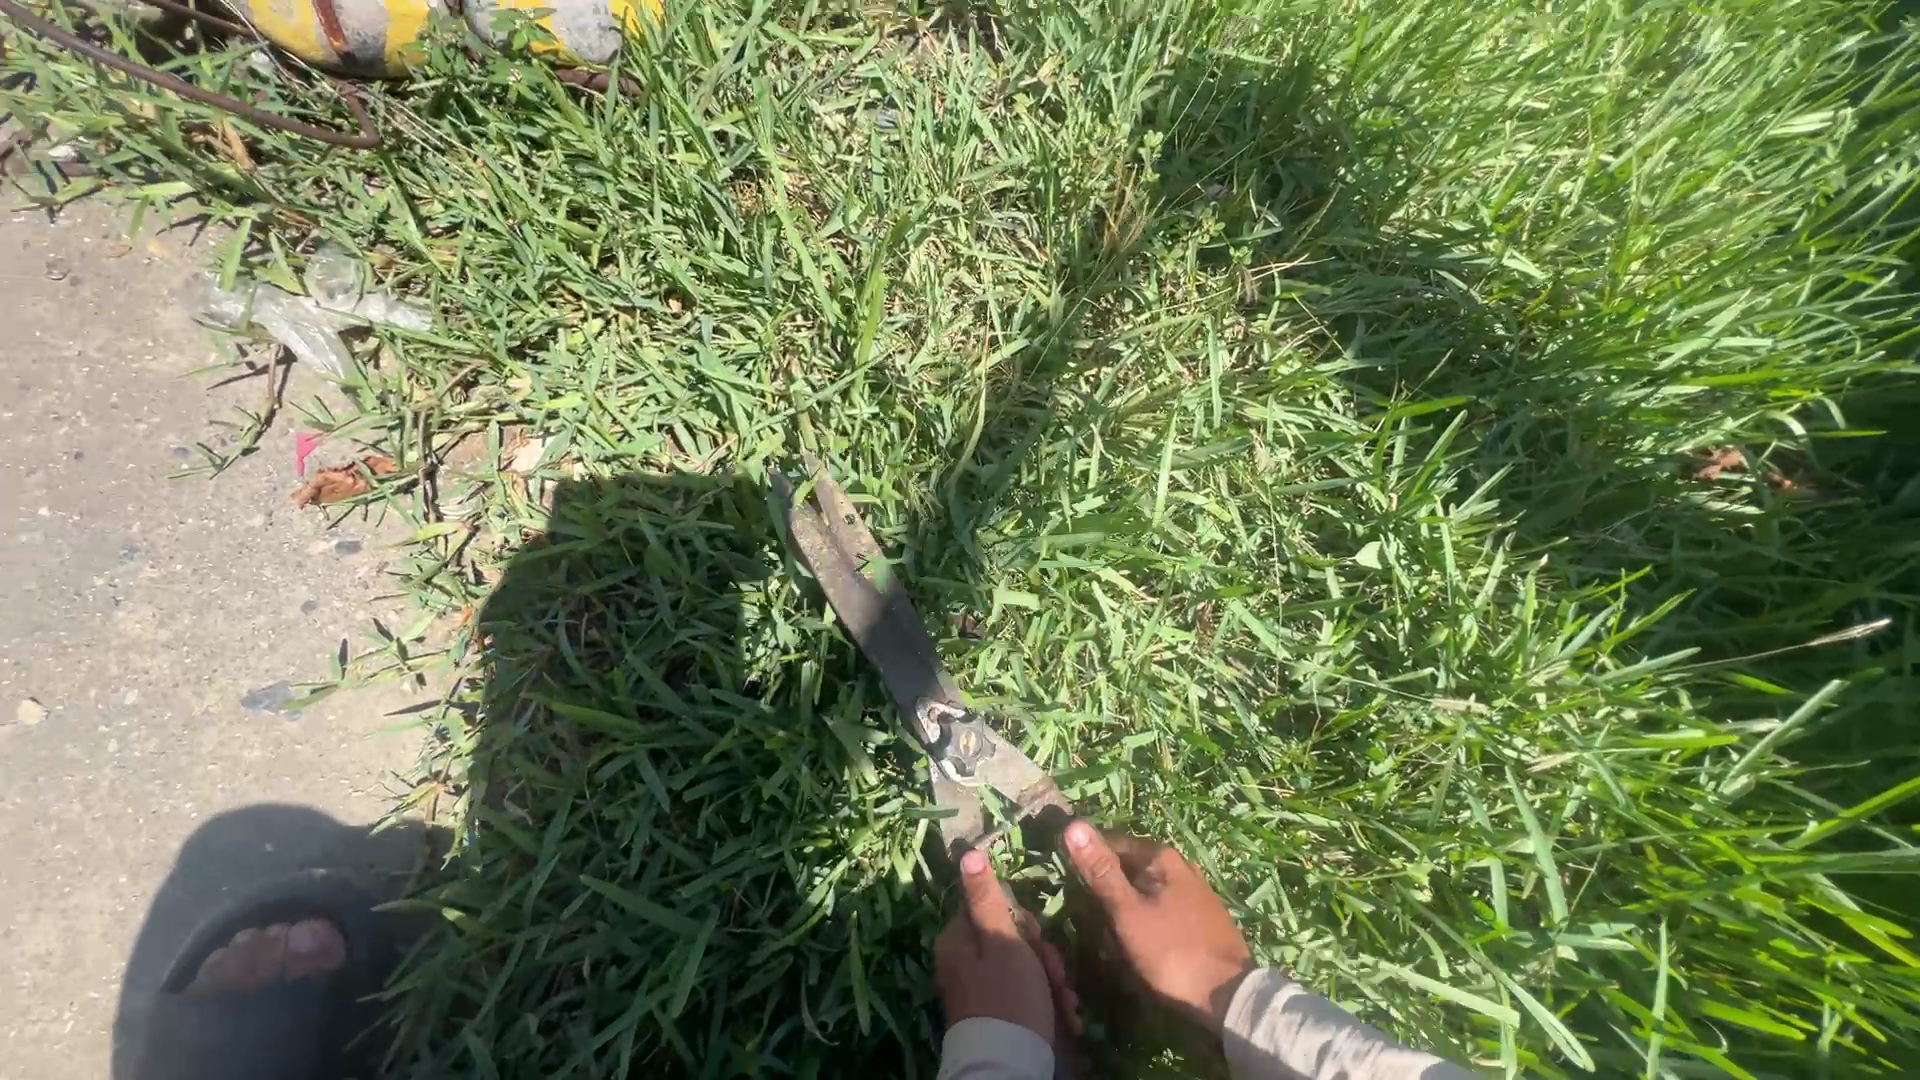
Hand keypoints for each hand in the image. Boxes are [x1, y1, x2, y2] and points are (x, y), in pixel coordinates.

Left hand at [934, 848, 1061, 1043]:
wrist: (1010, 1068)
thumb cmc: (1008, 997)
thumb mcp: (1002, 940)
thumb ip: (988, 898)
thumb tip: (967, 854)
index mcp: (957, 941)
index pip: (990, 905)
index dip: (1020, 916)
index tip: (1038, 934)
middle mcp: (962, 963)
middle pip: (1009, 937)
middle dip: (1041, 953)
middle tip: (1055, 970)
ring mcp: (978, 991)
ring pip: (1022, 967)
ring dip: (1050, 980)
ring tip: (1066, 998)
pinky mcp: (996, 1015)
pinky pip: (1024, 994)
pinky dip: (1046, 1002)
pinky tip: (1065, 1015)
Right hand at [1063, 819, 1254, 1032]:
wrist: (1230, 997)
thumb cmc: (1171, 951)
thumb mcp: (1128, 912)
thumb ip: (1101, 871)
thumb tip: (1073, 825)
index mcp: (1162, 857)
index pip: (1113, 845)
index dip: (1091, 865)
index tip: (1076, 891)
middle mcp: (1182, 865)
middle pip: (1132, 870)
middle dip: (1112, 894)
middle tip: (1100, 927)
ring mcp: (1197, 891)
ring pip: (1149, 891)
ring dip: (1130, 911)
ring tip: (1119, 943)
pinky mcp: (1206, 917)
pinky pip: (1166, 909)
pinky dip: (1151, 921)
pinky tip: (1146, 946)